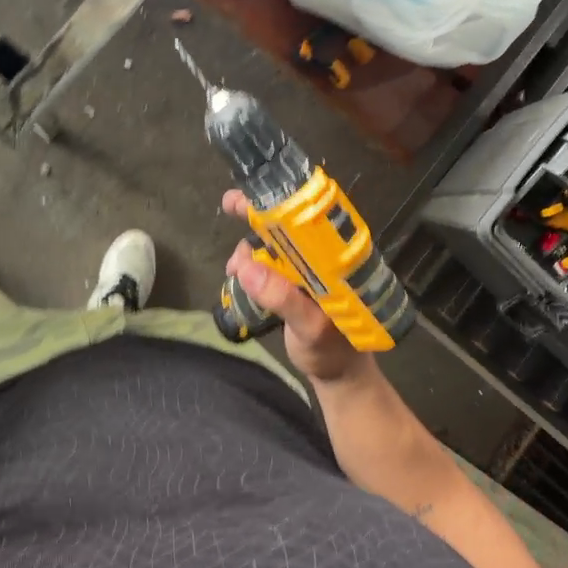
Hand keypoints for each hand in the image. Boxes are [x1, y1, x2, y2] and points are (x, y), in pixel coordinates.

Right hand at [222, 190, 375, 385]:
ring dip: (249, 248)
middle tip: (230, 205)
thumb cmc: (333, 351)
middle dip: (257, 212)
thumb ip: (283, 298)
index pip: (312, 217)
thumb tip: (247, 266)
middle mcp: (322, 256)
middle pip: (288, 223)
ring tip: (234, 268)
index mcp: (336, 259)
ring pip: (272, 243)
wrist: (337, 376)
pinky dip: (248, 264)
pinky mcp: (292, 282)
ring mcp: (306, 268)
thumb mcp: (310, 327)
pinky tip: (237, 275)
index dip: (283, 200)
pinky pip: (266, 264)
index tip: (257, 192)